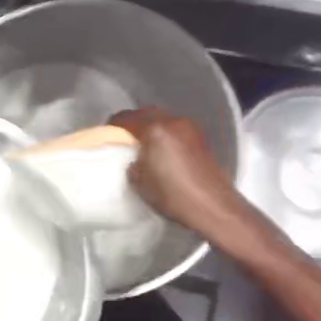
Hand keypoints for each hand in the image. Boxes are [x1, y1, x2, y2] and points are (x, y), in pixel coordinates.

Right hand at [110, 107, 253, 239]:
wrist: (215, 207)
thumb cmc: (173, 195)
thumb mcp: (140, 182)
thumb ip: (132, 163)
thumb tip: (134, 159)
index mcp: (154, 129)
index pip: (126, 117)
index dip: (112, 125)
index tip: (106, 136)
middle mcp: (172, 121)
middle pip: (145, 113)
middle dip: (132, 123)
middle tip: (123, 139)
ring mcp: (189, 128)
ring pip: (162, 119)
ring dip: (150, 128)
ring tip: (142, 146)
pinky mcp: (200, 138)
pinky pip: (175, 129)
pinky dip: (165, 134)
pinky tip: (162, 151)